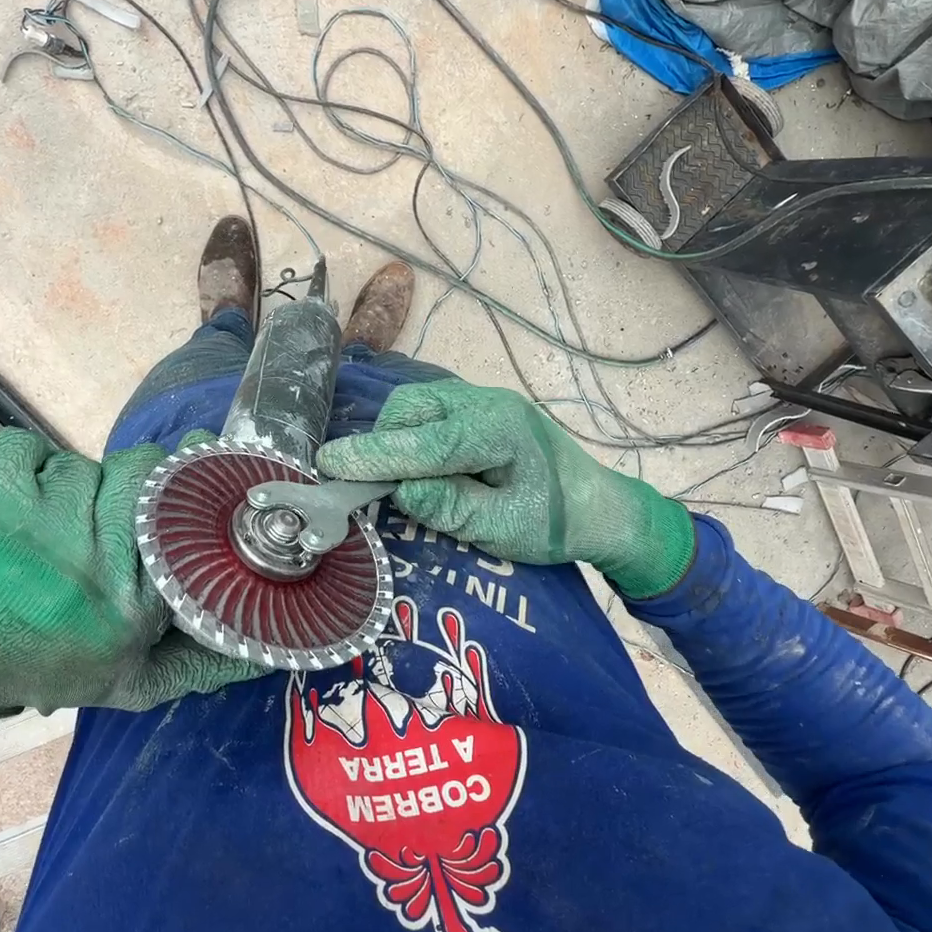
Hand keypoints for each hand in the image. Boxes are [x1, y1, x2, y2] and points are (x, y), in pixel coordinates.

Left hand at [0, 429, 266, 800]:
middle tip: (108, 505)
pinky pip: (19, 446)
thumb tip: (266, 651)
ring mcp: (39, 530)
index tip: (199, 454)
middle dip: (128, 480)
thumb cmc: (48, 669)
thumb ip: (201, 663)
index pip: (182, 507)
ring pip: (78, 464)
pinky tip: (17, 491)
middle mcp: (98, 563)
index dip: (194, 469)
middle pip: (137, 471)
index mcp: (137, 604)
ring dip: (67, 483)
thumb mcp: (135, 683)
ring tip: (51, 520)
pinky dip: (19, 459)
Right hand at [316, 380, 694, 595]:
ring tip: (396, 480)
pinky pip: (428, 413)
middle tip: (371, 487)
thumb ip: (451, 507)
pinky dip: (409, 435)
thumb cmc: (555, 524)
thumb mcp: (504, 528)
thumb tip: (398, 489)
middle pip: (411, 409)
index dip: (374, 455)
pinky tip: (415, 466)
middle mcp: (487, 403)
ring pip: (415, 406)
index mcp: (498, 431)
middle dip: (382, 442)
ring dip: (394, 438)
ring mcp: (483, 402)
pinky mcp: (478, 411)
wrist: (600, 508)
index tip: (330, 465)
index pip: (424, 442)